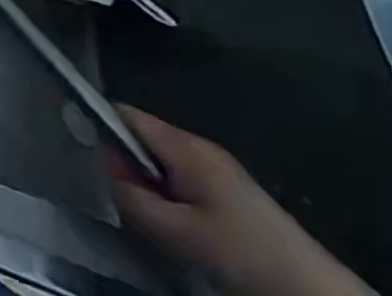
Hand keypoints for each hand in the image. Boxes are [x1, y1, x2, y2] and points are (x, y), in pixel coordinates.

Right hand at [111, 107, 374, 295]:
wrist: (314, 293)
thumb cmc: (242, 252)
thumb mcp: (175, 231)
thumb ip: (131, 196)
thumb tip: (106, 167)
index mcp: (185, 147)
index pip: (125, 114)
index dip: (97, 121)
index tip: (77, 141)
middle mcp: (199, 148)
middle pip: (141, 137)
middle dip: (124, 161)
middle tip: (121, 195)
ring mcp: (216, 169)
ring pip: (158, 162)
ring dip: (145, 182)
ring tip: (149, 215)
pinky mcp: (226, 191)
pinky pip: (178, 179)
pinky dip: (165, 194)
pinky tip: (172, 224)